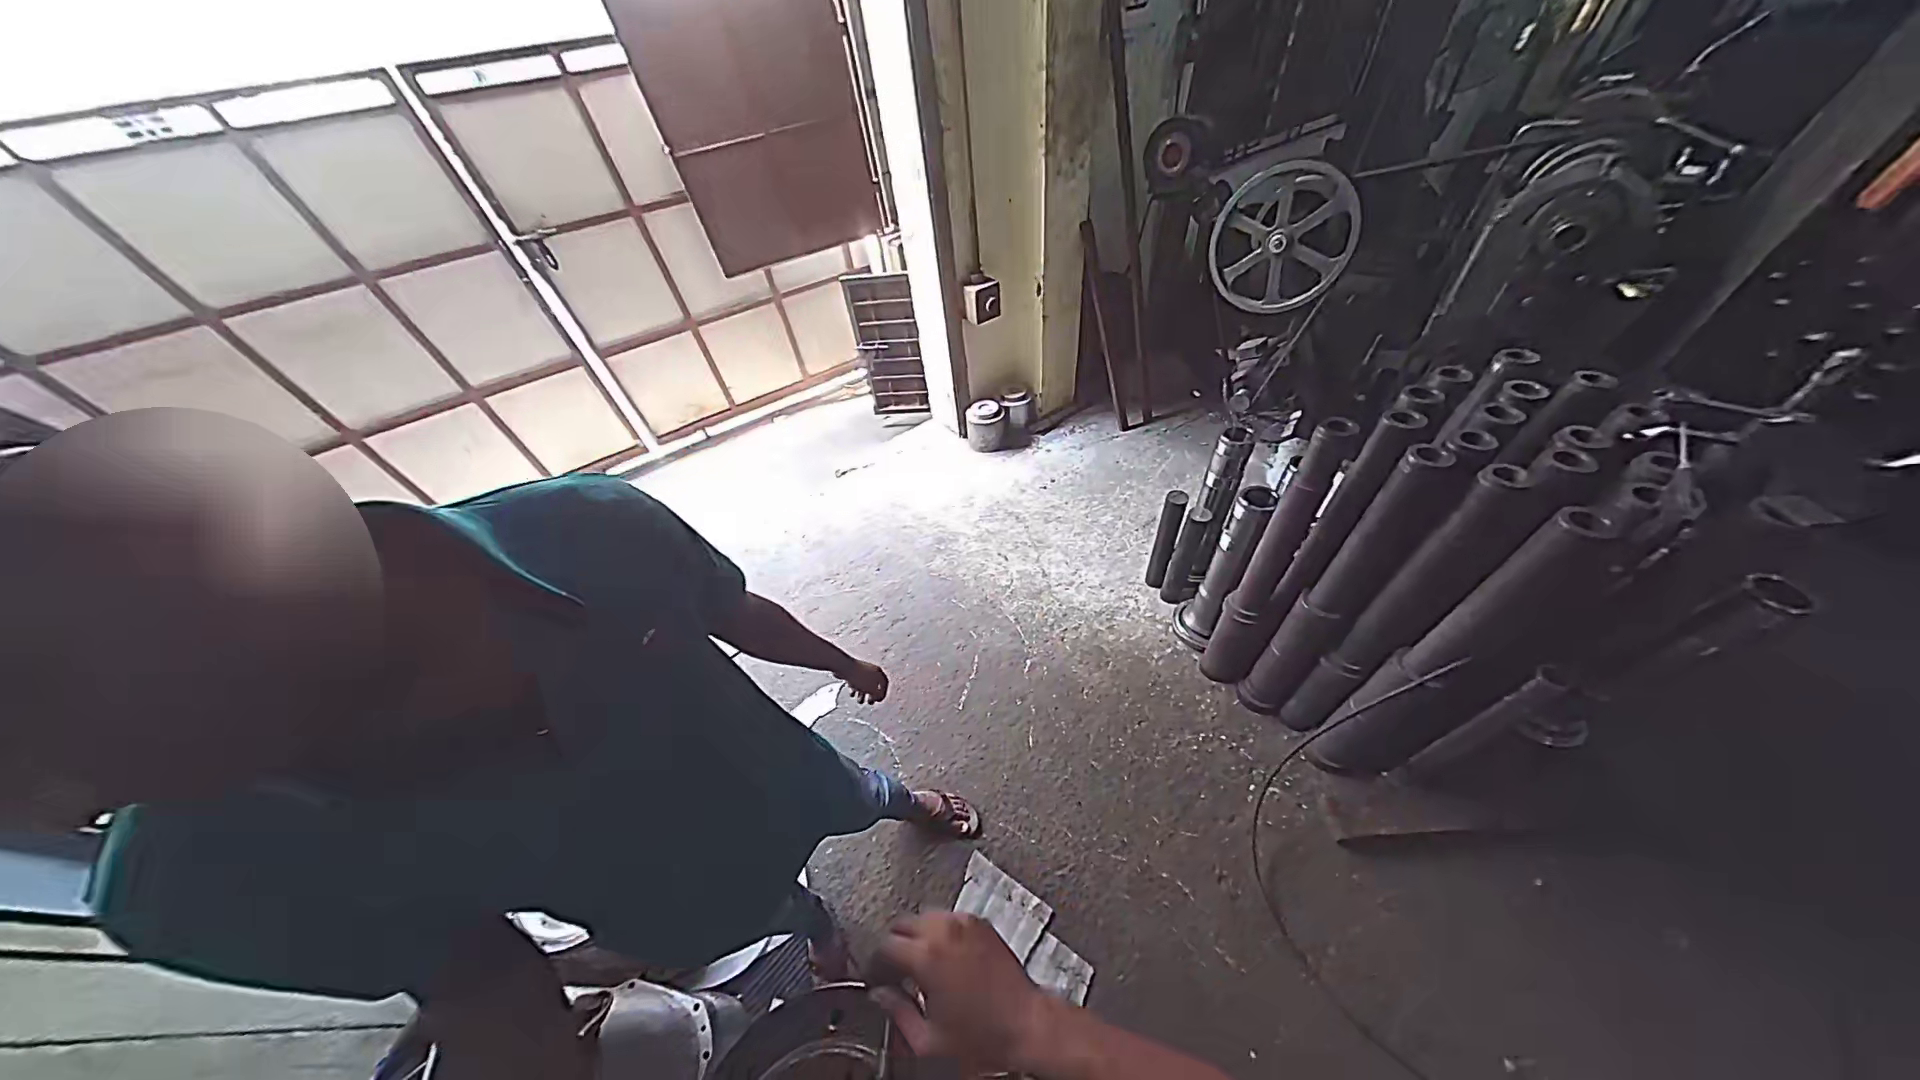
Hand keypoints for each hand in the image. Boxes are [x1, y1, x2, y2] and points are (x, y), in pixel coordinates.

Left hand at [839, 659, 888, 703]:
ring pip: (864, 685)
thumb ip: (877, 695)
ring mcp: (862, 670)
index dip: (883, 693)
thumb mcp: (872, 689)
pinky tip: (852, 693)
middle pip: (874, 684)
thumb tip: (879, 697)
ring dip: (862, 694)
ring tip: (859, 700)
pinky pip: (856, 682)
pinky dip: (855, 689)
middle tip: (869, 702)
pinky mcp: (853, 672)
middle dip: (872, 695)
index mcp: (878, 672)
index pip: (884, 683)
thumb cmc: (859, 678)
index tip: (879, 700)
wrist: (844, 668)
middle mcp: (871, 670)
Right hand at [869, 913, 1056, 1073]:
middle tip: (896, 972)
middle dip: (895, 946)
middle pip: (902, 924)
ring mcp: (964, 923)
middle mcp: (944, 931)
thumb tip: (881, 996)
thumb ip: (897, 1013)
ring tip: (922, 966)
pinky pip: (949, 919)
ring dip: (918, 937)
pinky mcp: (979, 922)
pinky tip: (945, 957)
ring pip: (925, 917)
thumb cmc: (983, 1035)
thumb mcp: (928, 1040)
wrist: (1025, 1023)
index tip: (877, 978)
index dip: (876, 964)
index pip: (885, 946)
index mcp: (927, 956)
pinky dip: (941, 932)